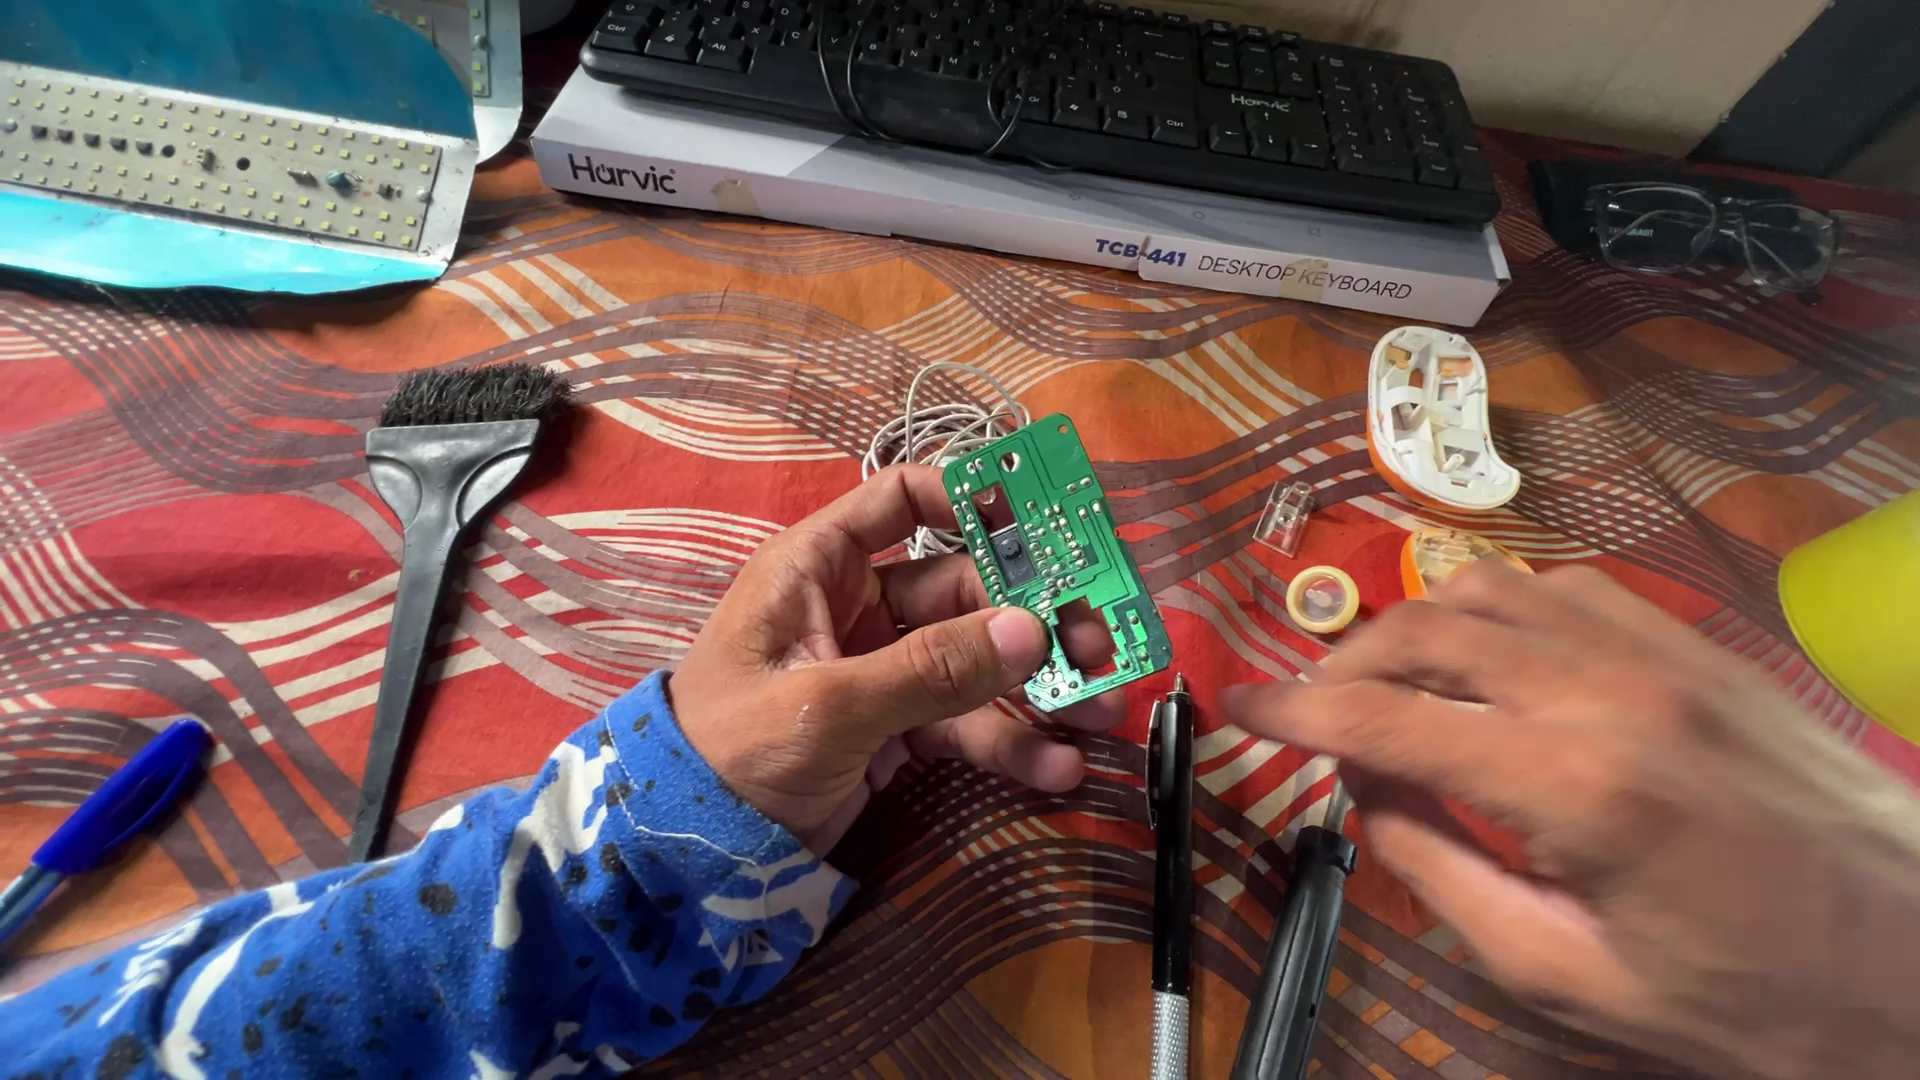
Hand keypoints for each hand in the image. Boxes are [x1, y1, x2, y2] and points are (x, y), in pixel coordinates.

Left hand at [670, 465, 1126, 854]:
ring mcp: (885, 668)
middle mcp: (860, 605)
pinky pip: (965, 722)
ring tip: (1100, 714)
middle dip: (1031, 618)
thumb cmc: (732, 750)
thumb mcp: (829, 704)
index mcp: (823, 566)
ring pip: (976, 660)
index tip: (1041, 517)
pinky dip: (1008, 741)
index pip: (902, 499)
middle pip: (964, 588)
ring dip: (1037, 687)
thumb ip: (929, 669)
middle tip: (1098, 644)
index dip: (969, 496)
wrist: (686, 854)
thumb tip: (1034, 630)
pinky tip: (1054, 768)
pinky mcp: (900, 727)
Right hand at [1225, 562, 1919, 1079]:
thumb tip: (1356, 780)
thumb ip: (1429, 864)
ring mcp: (1655, 652)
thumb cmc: (1749, 1001)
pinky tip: (1493, 663)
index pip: (1380, 721)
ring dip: (1411, 632)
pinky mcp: (1688, 641)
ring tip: (1401, 685)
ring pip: (1476, 589)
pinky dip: (1488, 614)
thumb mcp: (1559, 971)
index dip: (1288, 711)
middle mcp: (1603, 692)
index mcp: (1571, 788)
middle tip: (1320, 713)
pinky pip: (1550, 588)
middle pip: (1417, 632)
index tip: (1235, 706)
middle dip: (1340, 666)